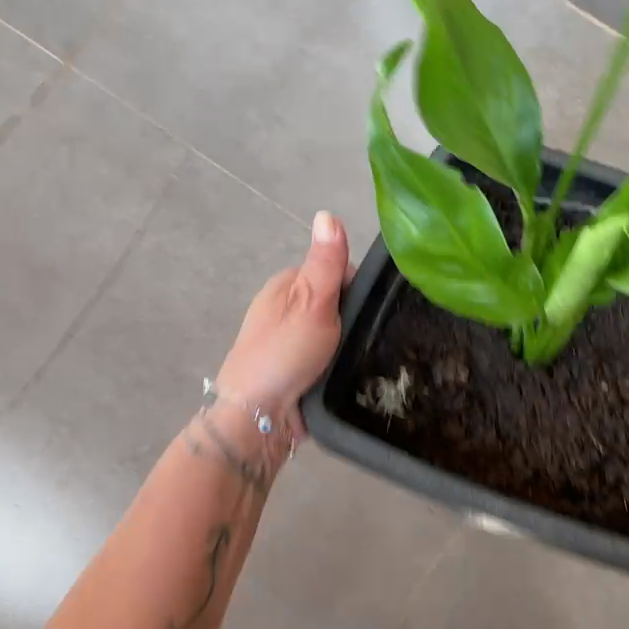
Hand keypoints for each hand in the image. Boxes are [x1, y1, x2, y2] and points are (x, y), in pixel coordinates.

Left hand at [215, 211, 352, 436]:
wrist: (258, 416)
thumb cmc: (285, 354)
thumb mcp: (312, 302)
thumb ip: (326, 263)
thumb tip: (327, 212)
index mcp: (286, 286)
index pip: (337, 273)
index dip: (359, 288)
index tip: (371, 310)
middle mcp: (285, 311)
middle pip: (337, 306)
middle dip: (355, 321)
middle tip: (370, 340)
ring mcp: (288, 345)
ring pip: (335, 336)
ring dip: (350, 348)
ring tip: (370, 361)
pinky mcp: (295, 375)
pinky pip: (329, 363)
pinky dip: (340, 369)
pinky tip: (353, 378)